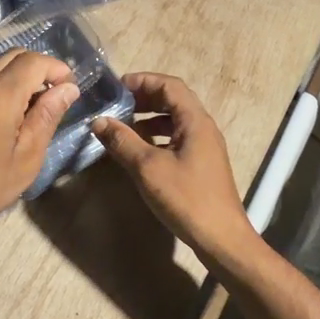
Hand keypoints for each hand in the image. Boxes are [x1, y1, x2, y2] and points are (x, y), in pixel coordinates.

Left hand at [0, 50, 79, 246]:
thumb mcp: (24, 160)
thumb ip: (47, 118)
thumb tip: (67, 88)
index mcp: (0, 96)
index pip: (35, 61)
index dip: (56, 68)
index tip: (66, 86)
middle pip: (13, 56)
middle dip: (35, 69)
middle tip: (44, 97)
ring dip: (8, 73)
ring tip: (14, 102)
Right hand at [90, 73, 255, 266]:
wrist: (220, 237)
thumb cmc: (186, 198)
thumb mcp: (148, 168)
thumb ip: (122, 141)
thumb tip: (99, 121)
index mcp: (195, 120)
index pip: (169, 85)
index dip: (143, 81)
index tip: (117, 87)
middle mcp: (203, 127)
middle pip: (173, 100)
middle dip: (144, 98)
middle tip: (116, 104)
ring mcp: (204, 146)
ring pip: (174, 120)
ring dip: (149, 118)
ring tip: (122, 127)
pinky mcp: (201, 164)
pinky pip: (176, 138)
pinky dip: (156, 137)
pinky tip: (139, 151)